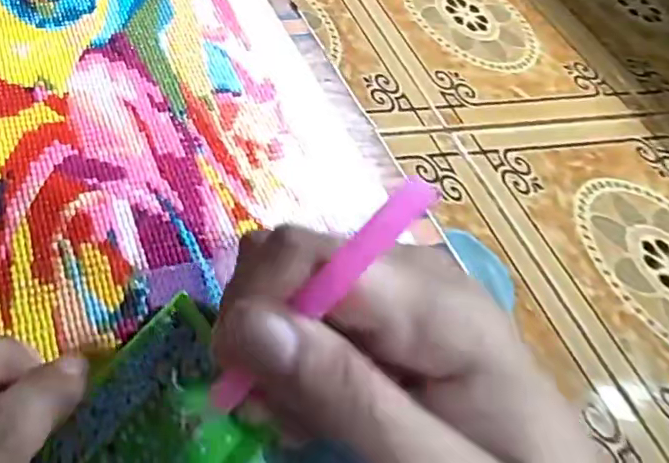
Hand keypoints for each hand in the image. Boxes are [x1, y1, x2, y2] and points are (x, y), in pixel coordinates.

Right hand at [212, 226, 594, 462]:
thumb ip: (348, 397)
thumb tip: (247, 323)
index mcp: (433, 297)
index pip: (307, 253)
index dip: (255, 302)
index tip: (235, 380)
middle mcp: (409, 267)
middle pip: (292, 254)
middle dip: (257, 321)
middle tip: (260, 407)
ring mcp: (397, 283)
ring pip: (291, 275)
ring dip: (268, 339)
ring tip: (286, 415)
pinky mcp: (387, 306)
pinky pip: (311, 302)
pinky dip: (290, 349)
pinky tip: (305, 403)